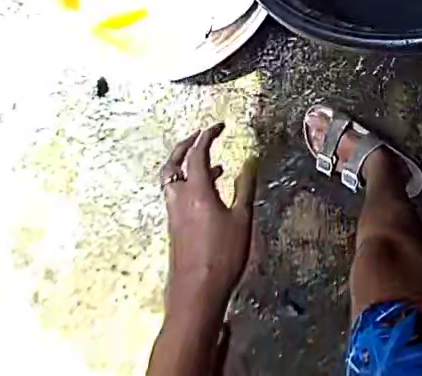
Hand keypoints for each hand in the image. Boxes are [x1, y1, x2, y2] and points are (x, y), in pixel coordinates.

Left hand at [158, 123, 257, 310]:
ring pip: (172, 180)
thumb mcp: (241, 219)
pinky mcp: (175, 228)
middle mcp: (179, 198)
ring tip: (214, 164)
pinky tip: (210, 194)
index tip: (218, 126)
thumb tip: (249, 160)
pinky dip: (190, 184)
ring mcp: (174, 214)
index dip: (207, 135)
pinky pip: (177, 194)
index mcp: (196, 190)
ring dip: (187, 165)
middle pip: (173, 163)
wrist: (195, 296)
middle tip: (202, 136)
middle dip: (186, 145)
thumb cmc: (221, 255)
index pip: (197, 153)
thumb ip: (245, 187)